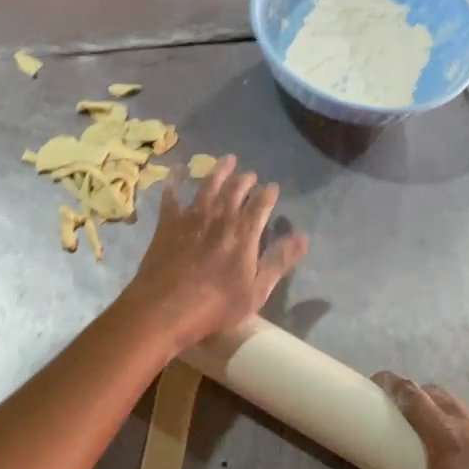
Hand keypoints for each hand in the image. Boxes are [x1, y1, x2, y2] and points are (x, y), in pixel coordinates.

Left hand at [120, 155, 308, 352]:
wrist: (165, 308)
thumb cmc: (216, 305)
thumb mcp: (256, 291)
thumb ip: (279, 261)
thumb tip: (303, 238)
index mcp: (243, 232)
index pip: (261, 204)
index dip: (268, 194)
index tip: (273, 187)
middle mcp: (219, 216)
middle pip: (235, 189)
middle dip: (245, 179)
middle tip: (250, 174)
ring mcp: (191, 216)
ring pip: (208, 185)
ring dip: (219, 170)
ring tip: (227, 159)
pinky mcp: (168, 222)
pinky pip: (172, 194)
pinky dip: (176, 179)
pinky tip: (179, 168)